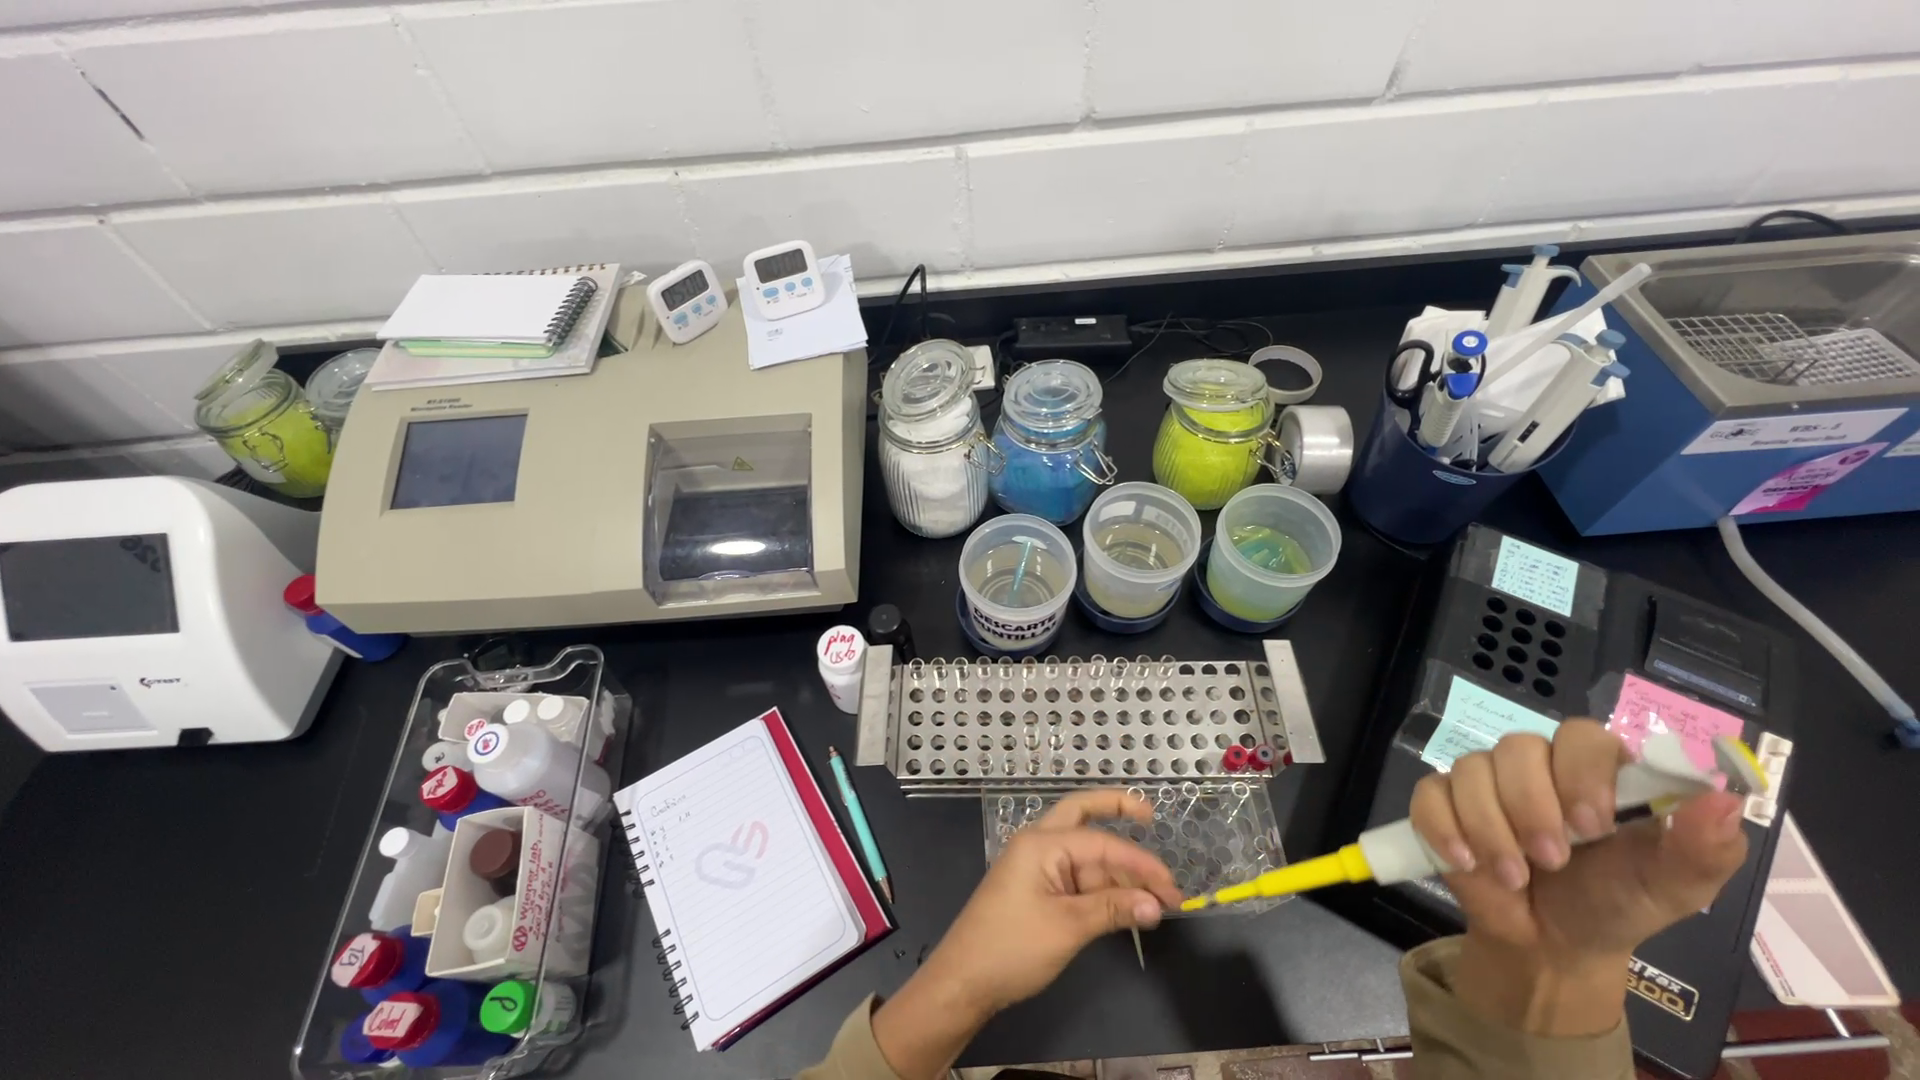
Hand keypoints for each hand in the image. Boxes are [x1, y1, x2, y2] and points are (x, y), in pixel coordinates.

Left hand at [872, 790, 1178, 1078]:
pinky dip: (1104, 889)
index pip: (1101, 843)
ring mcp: (1038, 869)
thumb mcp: (1067, 927)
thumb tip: (1156, 904)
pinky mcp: (1039, 892)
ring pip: (1086, 856)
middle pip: (1083, 817)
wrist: (963, 982)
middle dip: (1116, 812)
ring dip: (1119, 872)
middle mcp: (1039, 846)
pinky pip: (1078, 879)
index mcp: (1040, 844)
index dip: (1140, 863)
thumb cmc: (1011, 947)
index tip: (1172, 888)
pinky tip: (1129, 905)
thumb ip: (1113, 909)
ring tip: (1157, 900)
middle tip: (1151, 815)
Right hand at [1409, 720, 1748, 1033]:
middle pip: (1517, 747)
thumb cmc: (1615, 906)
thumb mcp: (1674, 887)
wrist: (1550, 944)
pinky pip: (1429, 795)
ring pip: (1470, 771)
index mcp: (1593, 772)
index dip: (1580, 771)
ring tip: (1515, 876)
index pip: (1581, 735)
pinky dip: (1445, 829)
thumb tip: (1726, 796)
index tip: (1592, 825)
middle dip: (1531, 807)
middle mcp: (1535, 766)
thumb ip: (1705, 847)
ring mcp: (1483, 781)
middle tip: (1551, 859)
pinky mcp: (1440, 802)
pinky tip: (1467, 862)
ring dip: (1491, 829)